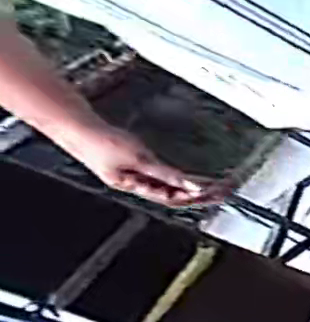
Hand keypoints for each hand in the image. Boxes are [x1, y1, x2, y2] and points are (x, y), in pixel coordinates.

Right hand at [65, 125, 222, 205]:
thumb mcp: (139, 159)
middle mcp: (135, 183)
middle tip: (224, 191)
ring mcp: (136, 173)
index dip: (196, 198)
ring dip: (194, 186)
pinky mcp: (136, 163)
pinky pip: (165, 175)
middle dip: (200, 194)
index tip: (217, 194)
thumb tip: (195, 186)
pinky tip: (196, 177)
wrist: (73, 122)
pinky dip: (181, 177)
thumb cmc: (98, 140)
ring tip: (217, 185)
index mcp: (132, 186)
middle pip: (175, 194)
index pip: (172, 199)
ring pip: (172, 185)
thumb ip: (167, 174)